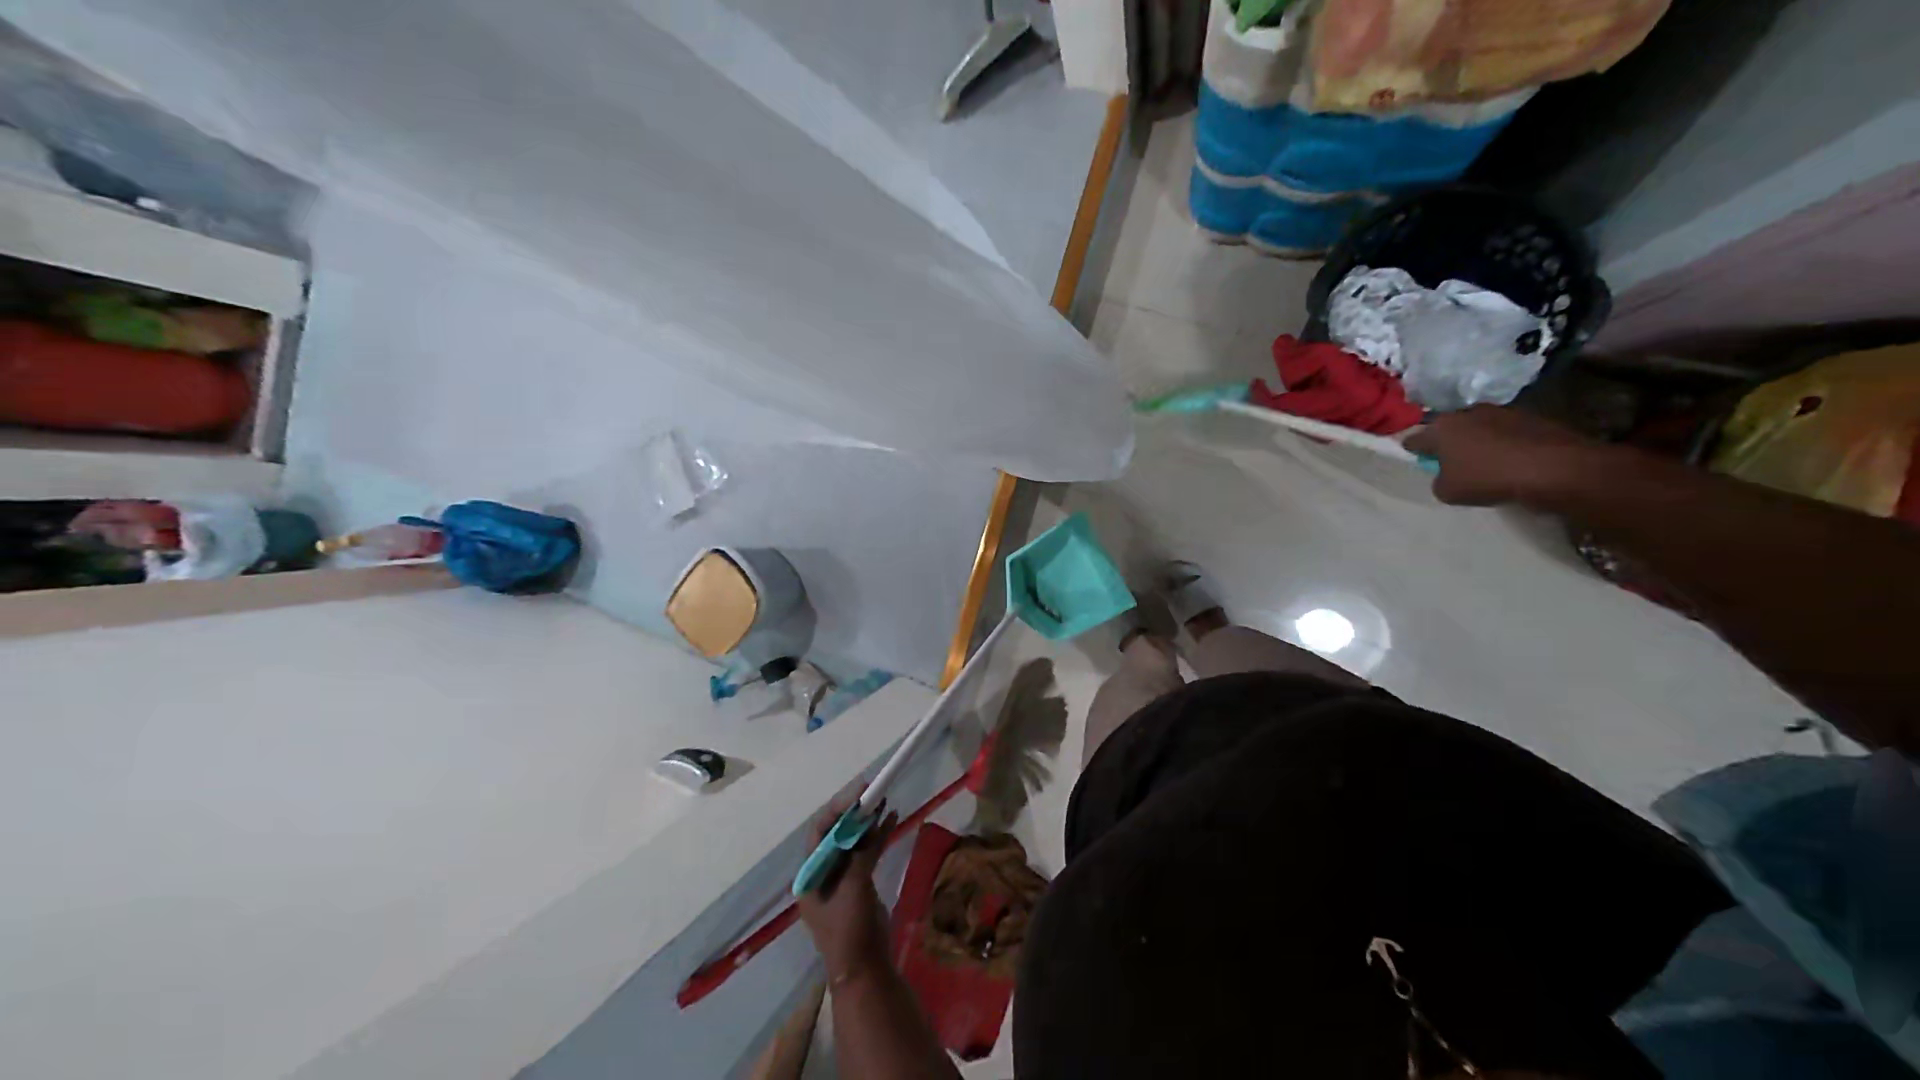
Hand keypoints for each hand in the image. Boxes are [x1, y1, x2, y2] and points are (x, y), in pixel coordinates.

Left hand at [796, 797, 899, 981]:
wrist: (864, 969)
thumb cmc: (849, 929)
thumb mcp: (853, 888)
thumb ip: (860, 853)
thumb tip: (870, 823)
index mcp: (810, 873)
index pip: (821, 830)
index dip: (840, 807)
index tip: (861, 790)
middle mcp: (822, 871)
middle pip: (837, 832)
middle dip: (854, 812)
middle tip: (874, 790)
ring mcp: (841, 878)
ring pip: (854, 840)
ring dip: (868, 821)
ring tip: (885, 799)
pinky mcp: (859, 884)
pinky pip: (867, 852)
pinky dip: (879, 836)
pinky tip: (892, 820)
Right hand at [1404, 405, 1601, 506]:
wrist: (1554, 468)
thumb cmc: (1488, 478)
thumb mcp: (1447, 492)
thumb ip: (1438, 480)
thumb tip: (1447, 473)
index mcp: (1440, 428)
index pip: (1413, 439)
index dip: (1413, 451)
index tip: (1420, 462)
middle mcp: (1466, 413)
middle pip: (1447, 429)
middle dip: (1447, 443)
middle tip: (1453, 464)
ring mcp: (1501, 412)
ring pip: (1478, 428)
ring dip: (1477, 441)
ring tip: (1486, 463)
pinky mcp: (1530, 417)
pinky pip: (1506, 432)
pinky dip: (1504, 443)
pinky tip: (1512, 461)